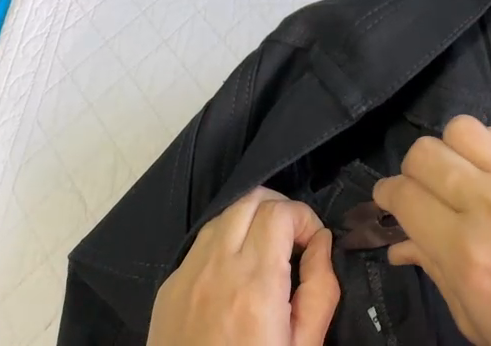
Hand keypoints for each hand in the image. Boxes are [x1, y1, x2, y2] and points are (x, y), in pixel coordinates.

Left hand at [147, 187, 340, 345]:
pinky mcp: (168, 288)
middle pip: (250, 200)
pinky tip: (234, 272)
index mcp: (256, 284)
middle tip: (292, 240)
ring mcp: (187, 275)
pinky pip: (199, 243)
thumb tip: (321, 244)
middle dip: (278, 210)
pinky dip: (222, 242)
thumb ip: (320, 290)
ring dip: (249, 221)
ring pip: (223, 215)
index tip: (313, 245)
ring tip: (265, 252)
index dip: (304, 218)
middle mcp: (218, 268)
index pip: (280, 212)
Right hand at [373, 116, 490, 345]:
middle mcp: (490, 206)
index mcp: (469, 256)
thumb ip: (437, 274)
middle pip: (425, 154)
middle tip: (419, 194)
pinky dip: (484, 147)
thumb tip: (401, 244)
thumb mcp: (480, 324)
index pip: (405, 197)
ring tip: (456, 177)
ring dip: (448, 150)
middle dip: (411, 172)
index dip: (386, 197)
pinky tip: (489, 172)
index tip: (387, 204)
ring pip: (461, 129)